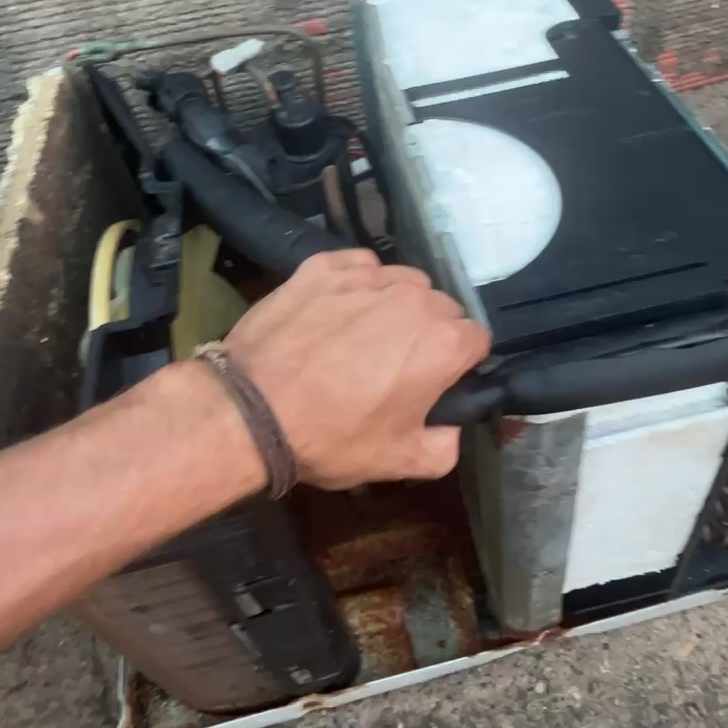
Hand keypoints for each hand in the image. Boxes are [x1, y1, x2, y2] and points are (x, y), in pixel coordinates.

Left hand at [220, 249, 489, 489]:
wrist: (251, 410)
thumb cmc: (330, 437)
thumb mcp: (398, 463)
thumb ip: (446, 446)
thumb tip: (451, 428)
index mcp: (442, 344)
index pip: (476, 340)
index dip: (460, 363)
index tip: (436, 381)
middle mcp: (414, 299)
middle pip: (442, 307)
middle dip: (429, 332)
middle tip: (396, 365)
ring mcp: (368, 276)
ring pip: (404, 281)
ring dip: (397, 304)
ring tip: (365, 334)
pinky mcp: (326, 265)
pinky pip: (360, 265)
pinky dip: (358, 282)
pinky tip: (338, 308)